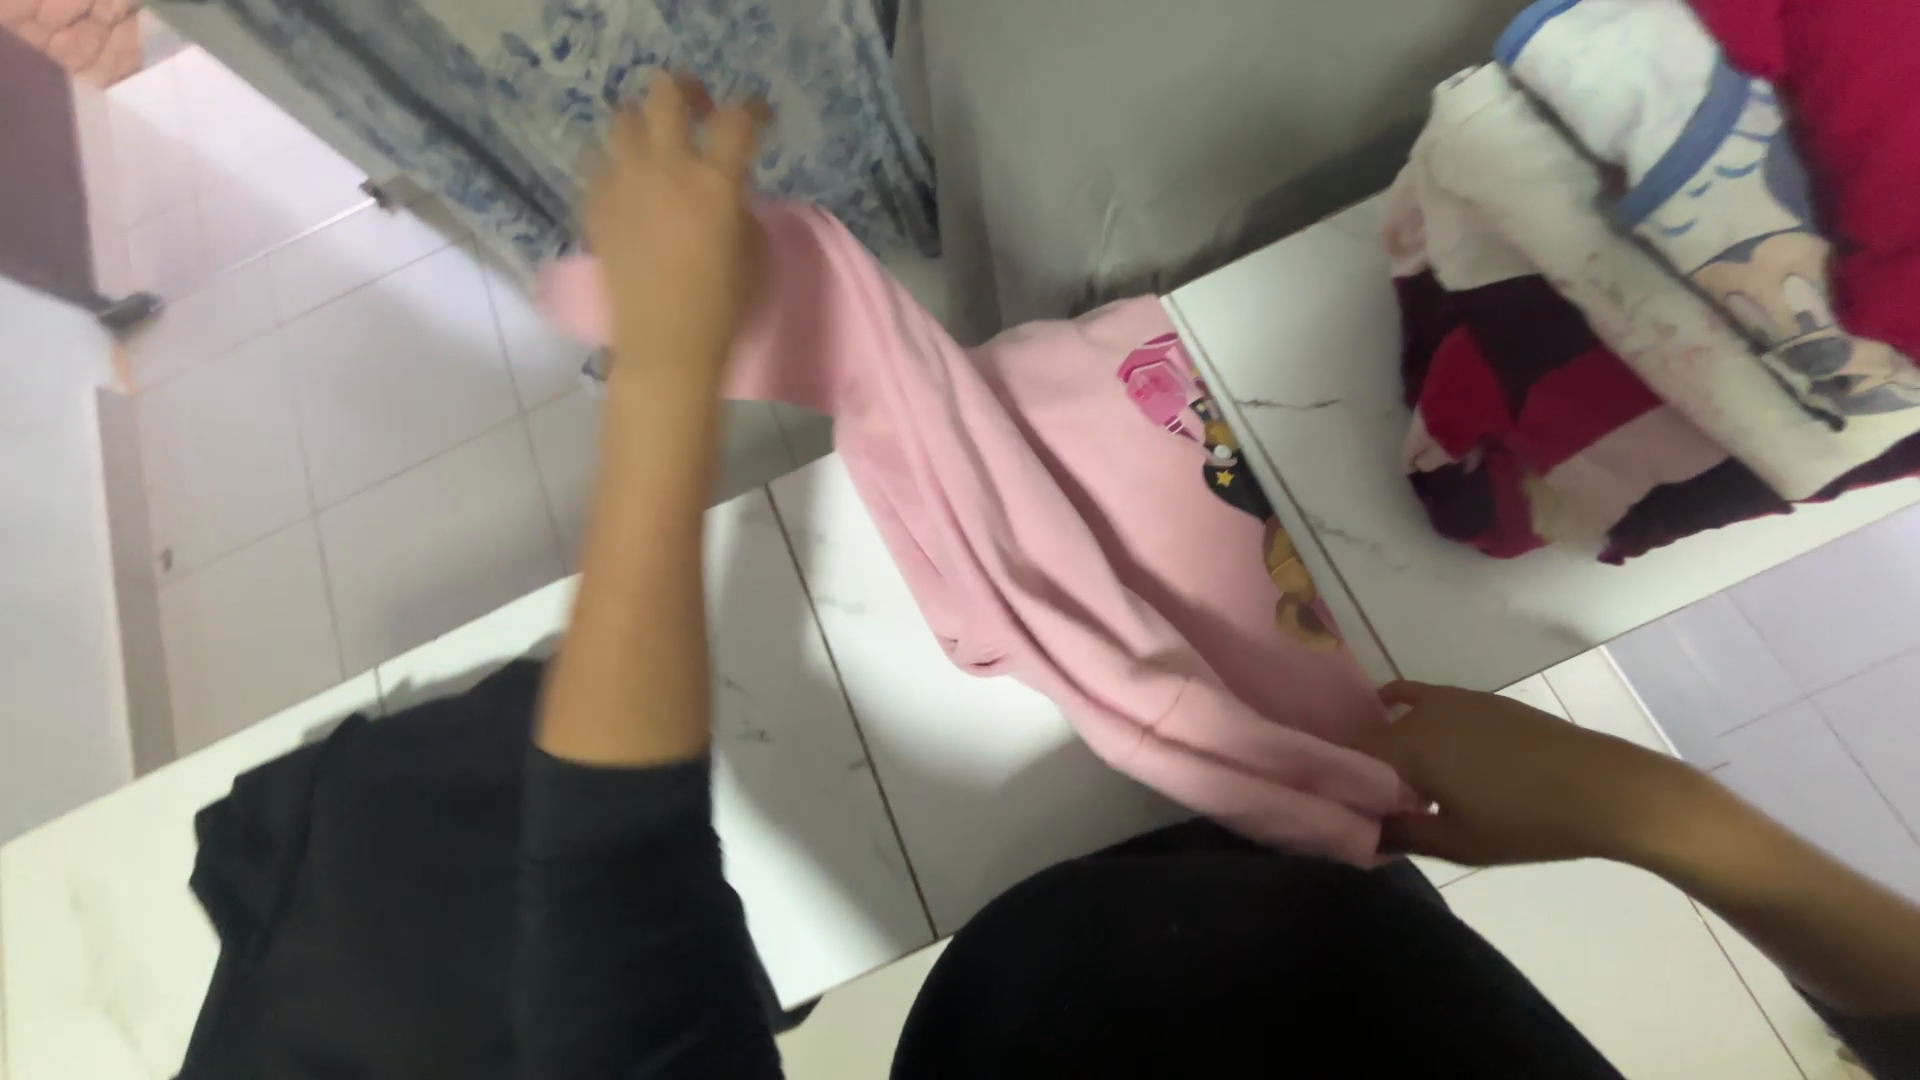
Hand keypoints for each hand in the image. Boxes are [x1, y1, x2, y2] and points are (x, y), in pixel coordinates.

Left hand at [584, 72, 767, 385]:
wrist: (667, 344)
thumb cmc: (723, 308)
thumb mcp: (753, 253)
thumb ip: (740, 208)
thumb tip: (726, 193)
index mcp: (715, 182)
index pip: (737, 121)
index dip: (753, 111)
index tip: (760, 116)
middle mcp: (665, 167)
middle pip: (666, 93)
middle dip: (687, 92)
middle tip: (699, 109)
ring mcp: (623, 182)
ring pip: (624, 118)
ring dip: (646, 123)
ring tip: (658, 145)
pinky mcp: (595, 204)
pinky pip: (601, 162)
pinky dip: (619, 163)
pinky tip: (632, 185)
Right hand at [1360, 681, 1710, 866]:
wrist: (1609, 790)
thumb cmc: (1527, 821)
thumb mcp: (1459, 843)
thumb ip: (1402, 837)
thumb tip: (1362, 835)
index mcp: (1405, 747)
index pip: (1348, 756)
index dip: (1339, 779)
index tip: (1342, 804)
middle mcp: (1417, 714)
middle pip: (1372, 738)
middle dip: (1367, 765)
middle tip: (1377, 801)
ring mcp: (1448, 699)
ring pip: (1397, 718)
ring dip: (1390, 742)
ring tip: (1402, 775)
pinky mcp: (1477, 698)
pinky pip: (1423, 698)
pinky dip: (1406, 707)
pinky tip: (1405, 715)